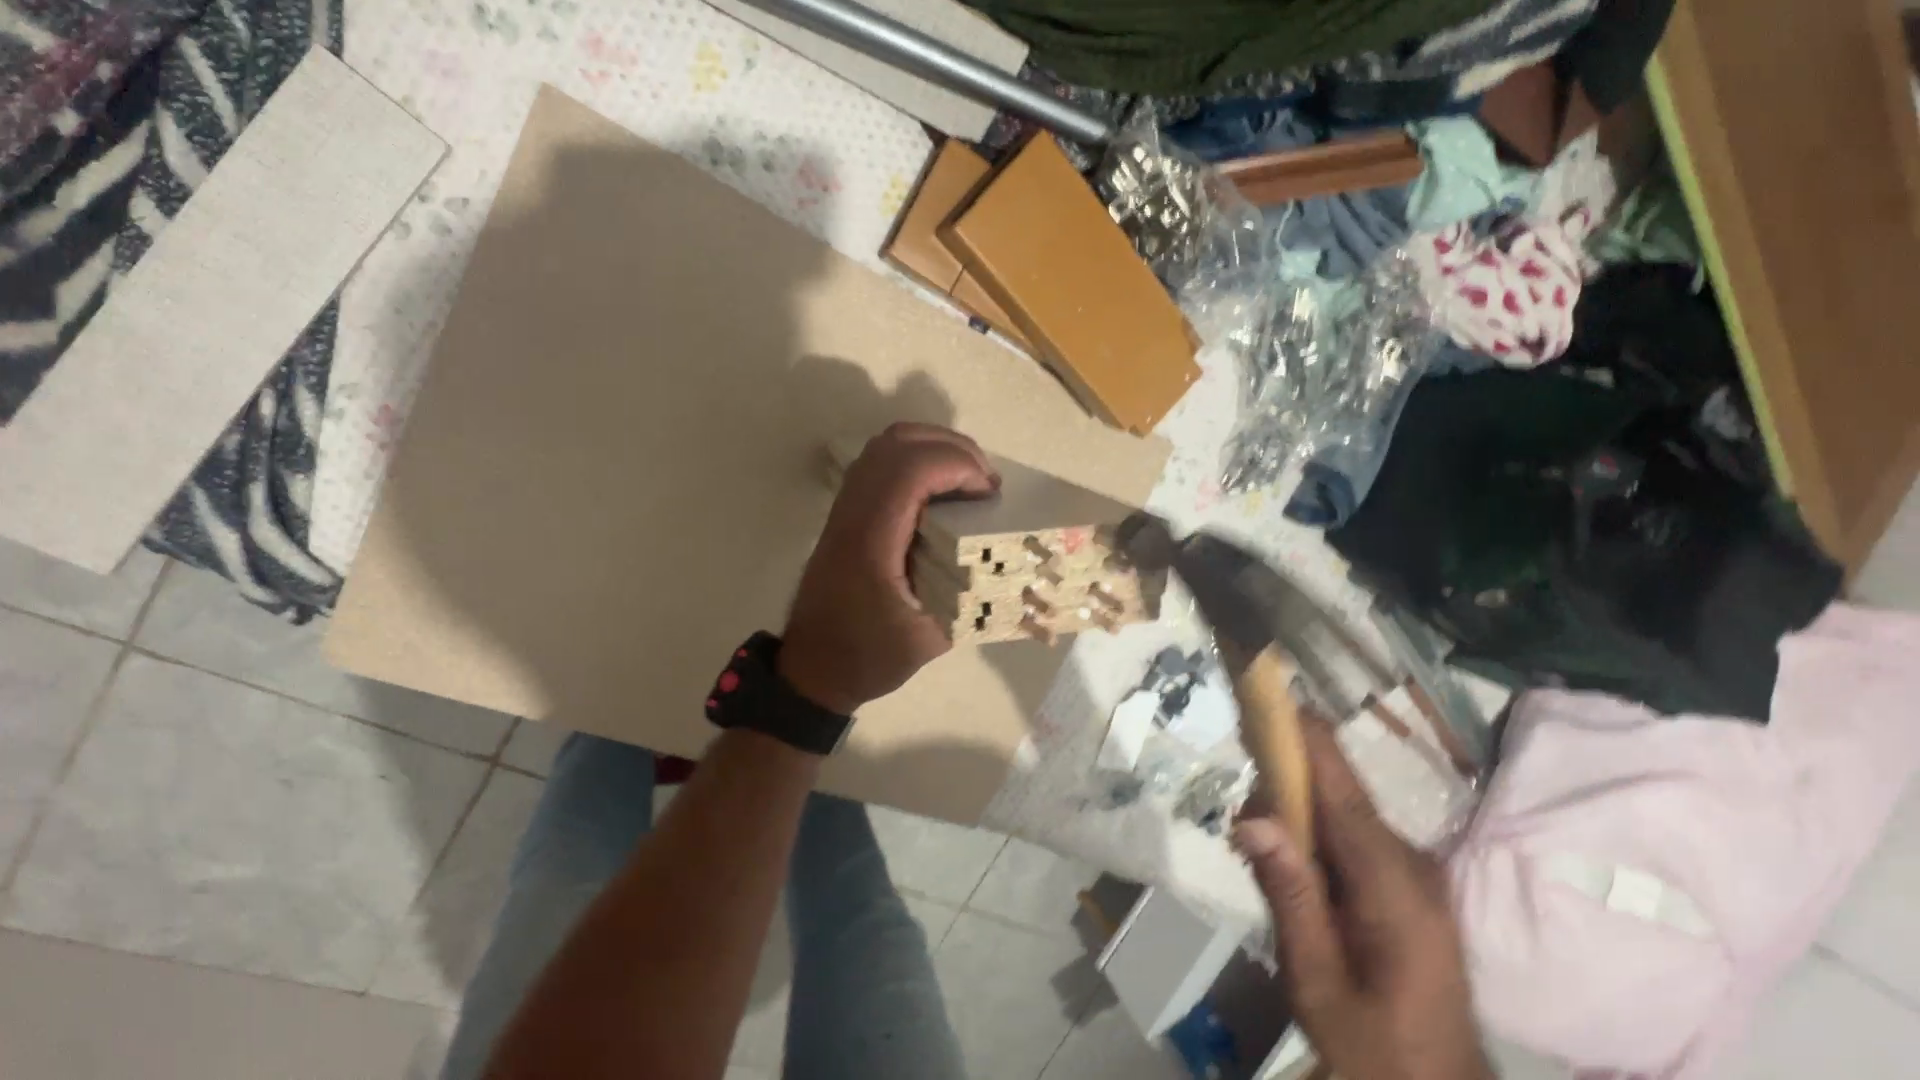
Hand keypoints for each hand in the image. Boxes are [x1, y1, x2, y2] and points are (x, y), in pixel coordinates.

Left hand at [778, 423, 999, 714]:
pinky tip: (943, 494)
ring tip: (970, 483)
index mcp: (871, 540)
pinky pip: (881, 463)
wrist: (811, 668)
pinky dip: (917, 461)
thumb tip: (1013, 567)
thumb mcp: (929, 637)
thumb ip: (970, 597)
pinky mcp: (846, 513)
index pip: (911, 469)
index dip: (958, 466)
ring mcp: (845, 508)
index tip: (989, 496)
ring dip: (935, 449)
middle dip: (953, 449)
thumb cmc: (867, 656)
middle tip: (987, 485)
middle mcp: (853, 512)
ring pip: (887, 445)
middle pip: (899, 442)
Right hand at [1233, 713, 1490, 1079]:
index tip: (1273, 695)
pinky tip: (1284, 851)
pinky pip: (1353, 841)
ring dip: (1296, 805)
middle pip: (1342, 796)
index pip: (1343, 793)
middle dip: (1287, 772)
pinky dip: (1313, 832)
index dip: (1308, 741)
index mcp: (1395, 887)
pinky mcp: (1408, 889)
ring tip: (1249, 823)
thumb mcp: (1318, 983)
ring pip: (1345, 816)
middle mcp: (1412, 866)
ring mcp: (1415, 876)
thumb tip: (1253, 819)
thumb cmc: (1375, 1050)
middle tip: (1238, 772)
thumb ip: (1289, 896)